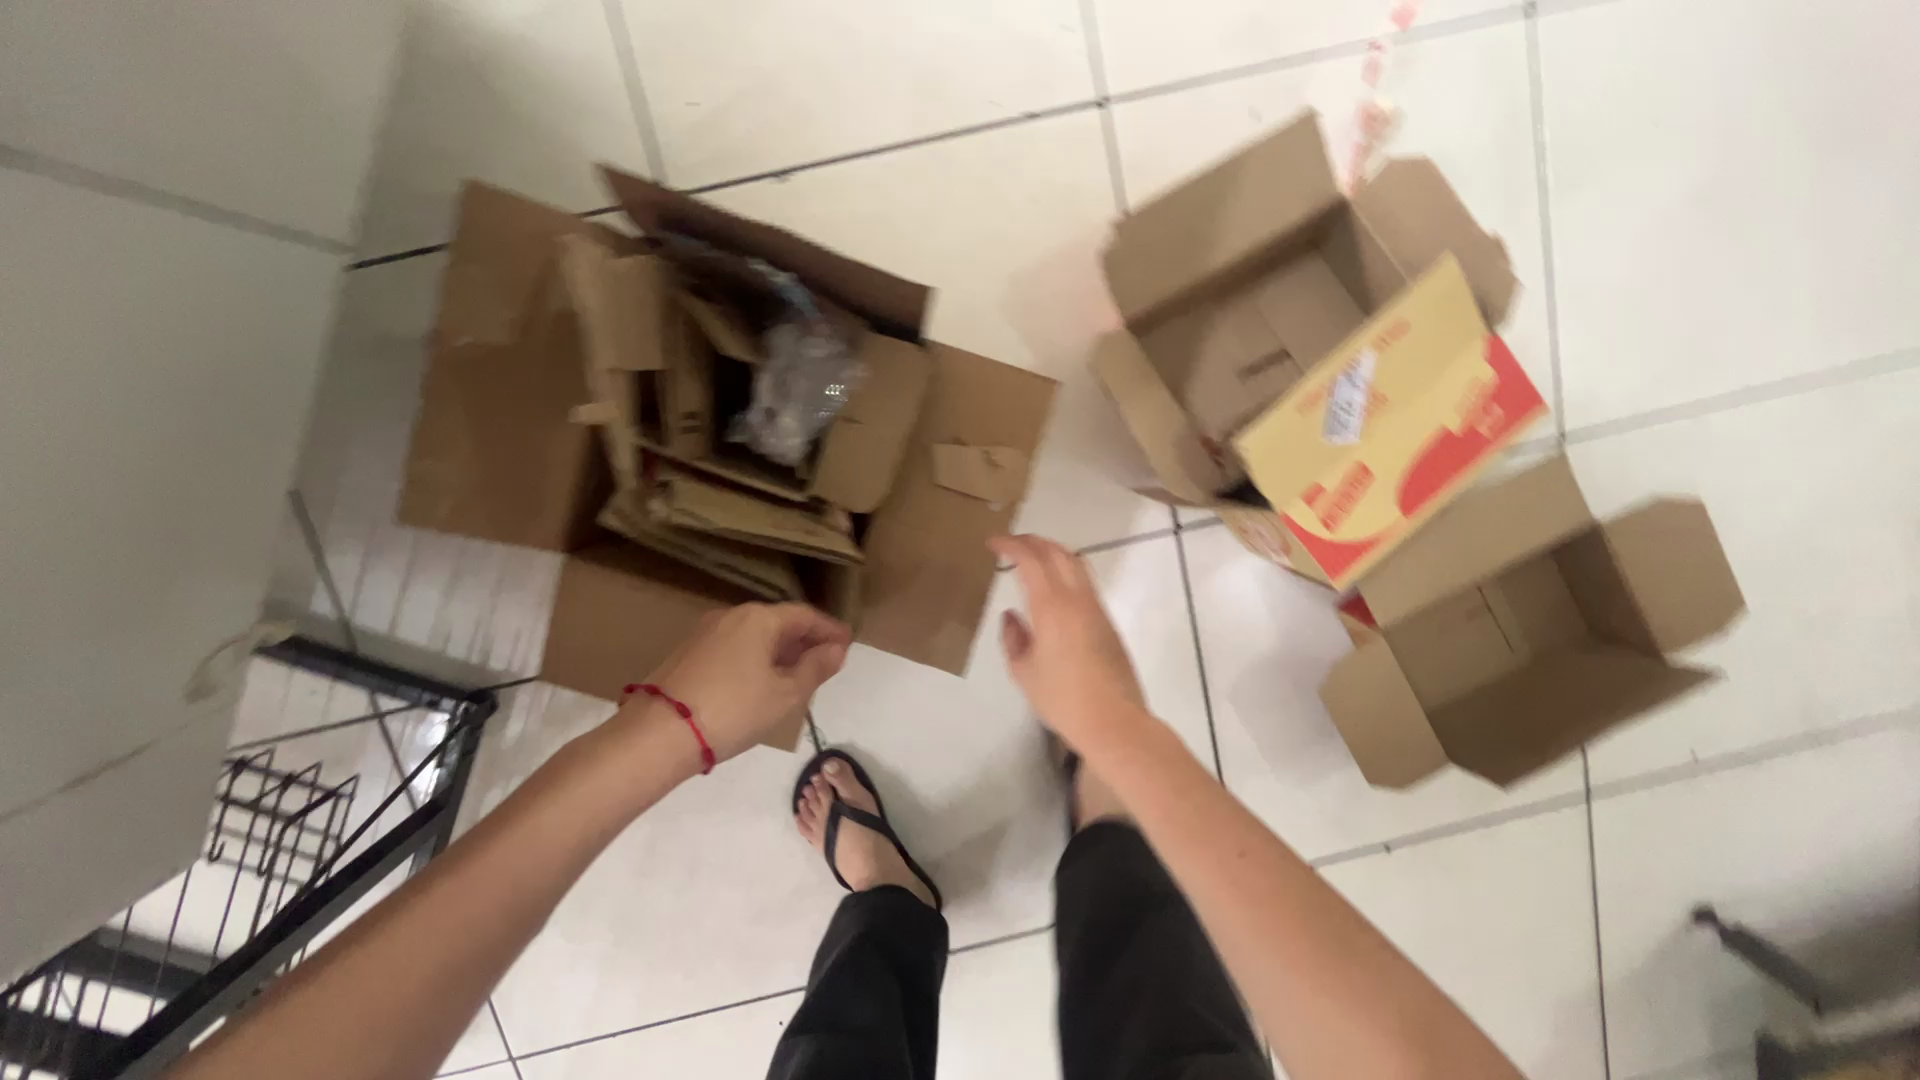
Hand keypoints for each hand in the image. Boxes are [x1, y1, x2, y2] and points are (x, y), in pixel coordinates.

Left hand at [632, 603, 851, 764]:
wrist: (658, 734)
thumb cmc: (733, 710)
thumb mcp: (785, 695)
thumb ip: (816, 668)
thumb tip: (836, 649)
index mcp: (759, 618)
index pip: (805, 615)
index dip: (830, 630)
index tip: (848, 644)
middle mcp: (731, 615)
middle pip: (778, 622)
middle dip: (805, 640)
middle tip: (827, 662)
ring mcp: (705, 633)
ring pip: (755, 636)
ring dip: (780, 651)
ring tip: (797, 676)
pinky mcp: (688, 653)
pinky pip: (735, 648)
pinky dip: (756, 659)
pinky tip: (762, 682)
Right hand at [990, 535, 1148, 750]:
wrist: (1114, 721)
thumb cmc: (1062, 699)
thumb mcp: (1024, 672)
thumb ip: (1014, 638)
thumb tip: (1012, 616)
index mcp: (1052, 607)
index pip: (1031, 559)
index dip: (1011, 545)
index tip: (993, 543)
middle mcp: (1077, 599)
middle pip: (1057, 552)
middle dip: (1032, 541)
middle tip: (1010, 544)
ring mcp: (1097, 608)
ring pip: (1076, 563)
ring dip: (1052, 552)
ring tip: (1032, 558)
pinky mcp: (1108, 621)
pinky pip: (1085, 582)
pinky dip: (1065, 570)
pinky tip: (1053, 588)